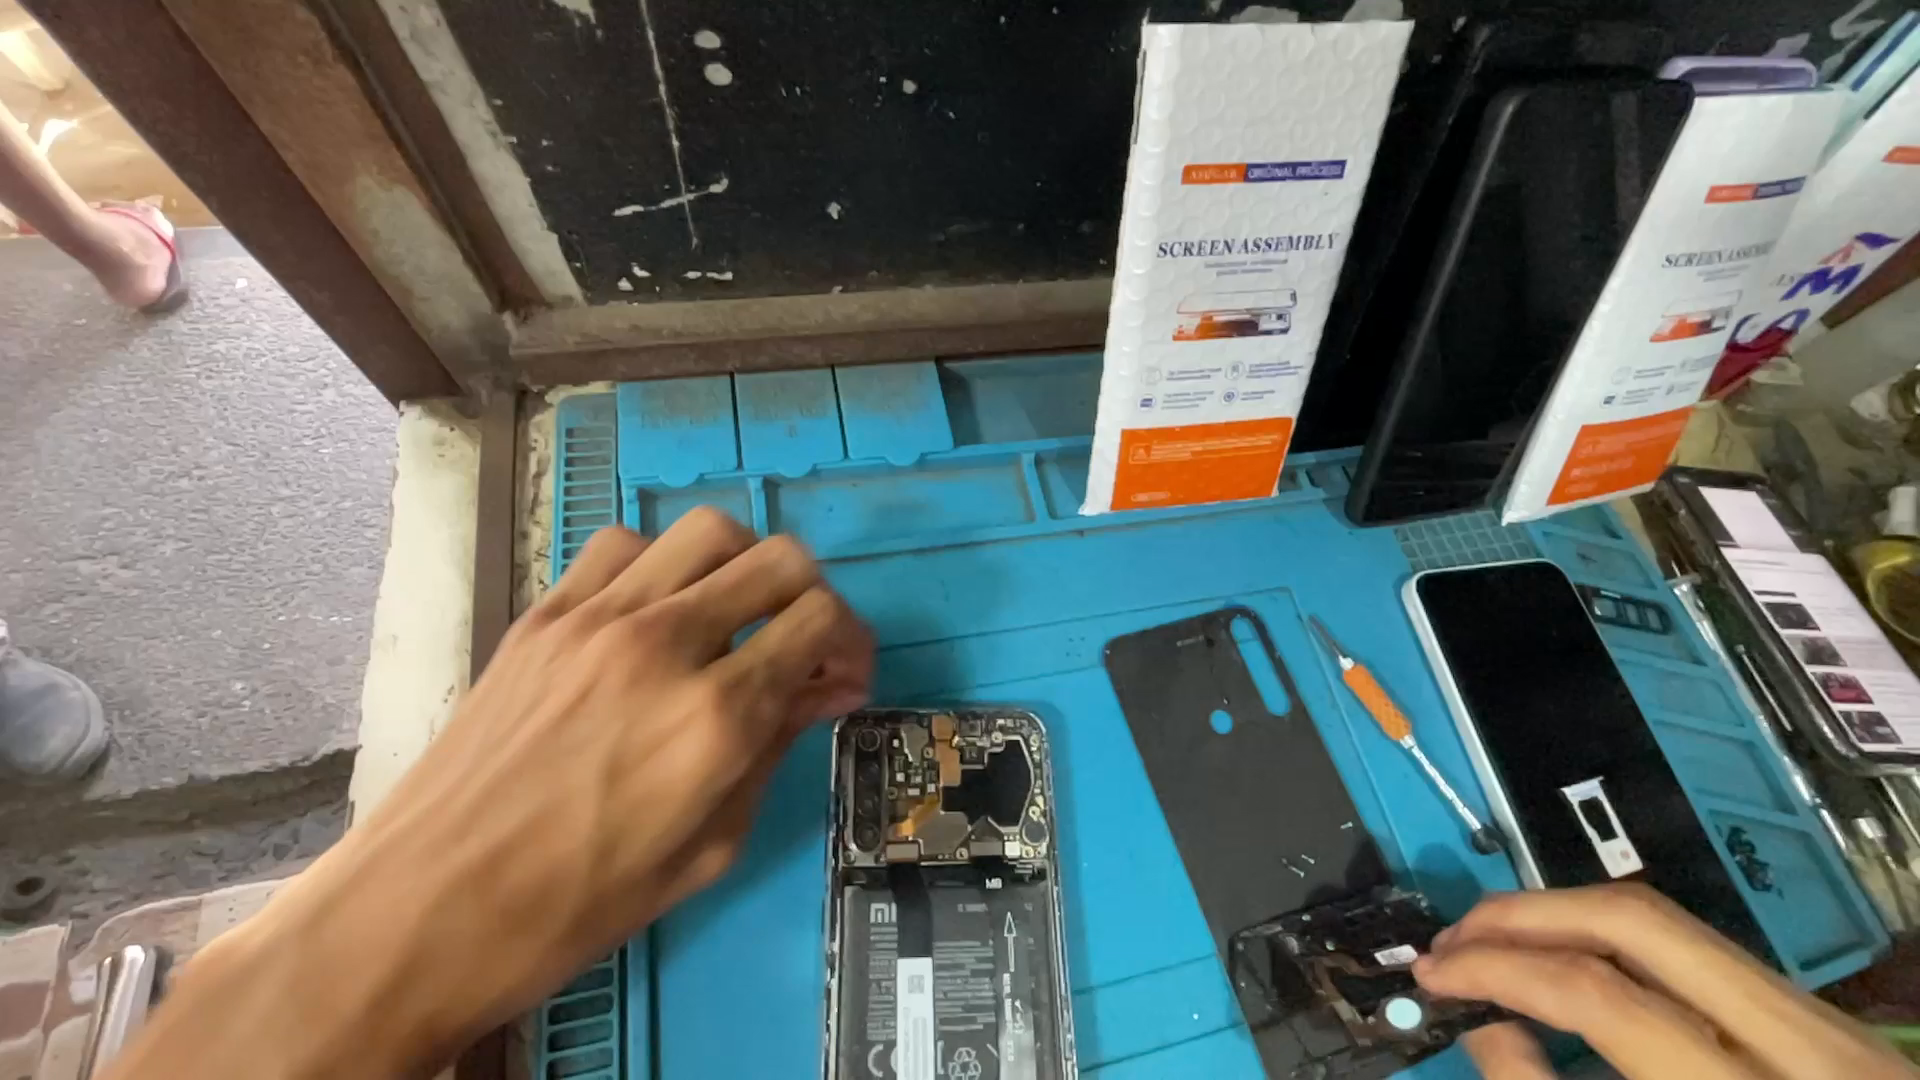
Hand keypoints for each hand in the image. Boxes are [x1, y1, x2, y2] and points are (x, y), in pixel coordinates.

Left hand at [124, 511, 871, 1078]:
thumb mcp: (711, 845)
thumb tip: (827, 687)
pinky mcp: (544, 613)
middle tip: (804, 641)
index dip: (852, 643)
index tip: (843, 675)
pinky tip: (657, 610)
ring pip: (708, 530)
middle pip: (780, 558)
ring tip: (736, 613)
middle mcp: (666, 644)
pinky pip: (624, 544)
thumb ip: (777, 748)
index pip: (820, 622)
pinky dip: (663, 564)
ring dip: (744, 564)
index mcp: (716, 716)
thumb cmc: (581, 903)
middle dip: (815, 594)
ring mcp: (598, 617)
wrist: (422, 909)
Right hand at [1413, 883, 1913, 1079]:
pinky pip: (1685, 950)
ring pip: (1659, 919)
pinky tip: (1561, 962)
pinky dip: (1600, 941)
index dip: (1497, 970)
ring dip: (1554, 918)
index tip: (1431, 974)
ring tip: (1492, 944)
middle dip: (1520, 916)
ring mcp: (1831, 1028)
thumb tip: (1480, 1018)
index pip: (1601, 993)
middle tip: (1454, 940)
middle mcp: (1815, 1048)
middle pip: (1633, 919)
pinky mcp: (1825, 1023)